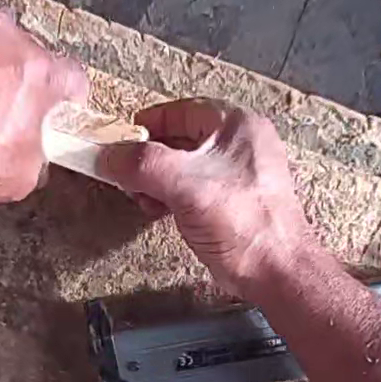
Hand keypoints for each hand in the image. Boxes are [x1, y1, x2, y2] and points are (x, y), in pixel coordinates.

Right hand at [98, 98, 320, 292]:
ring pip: (182, 167)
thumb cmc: (242, 223)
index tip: (123, 137)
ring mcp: (235, 176)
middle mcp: (238, 146)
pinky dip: (168, 197)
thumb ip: (142, 164)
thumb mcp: (184, 183)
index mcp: (236, 126)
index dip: (150, 122)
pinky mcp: (228, 204)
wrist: (271, 270)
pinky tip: (157, 210)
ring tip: (140, 196)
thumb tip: (108, 156)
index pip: (183, 111)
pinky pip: (190, 190)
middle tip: (126, 172)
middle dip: (148, 157)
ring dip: (155, 180)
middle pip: (179, 140)